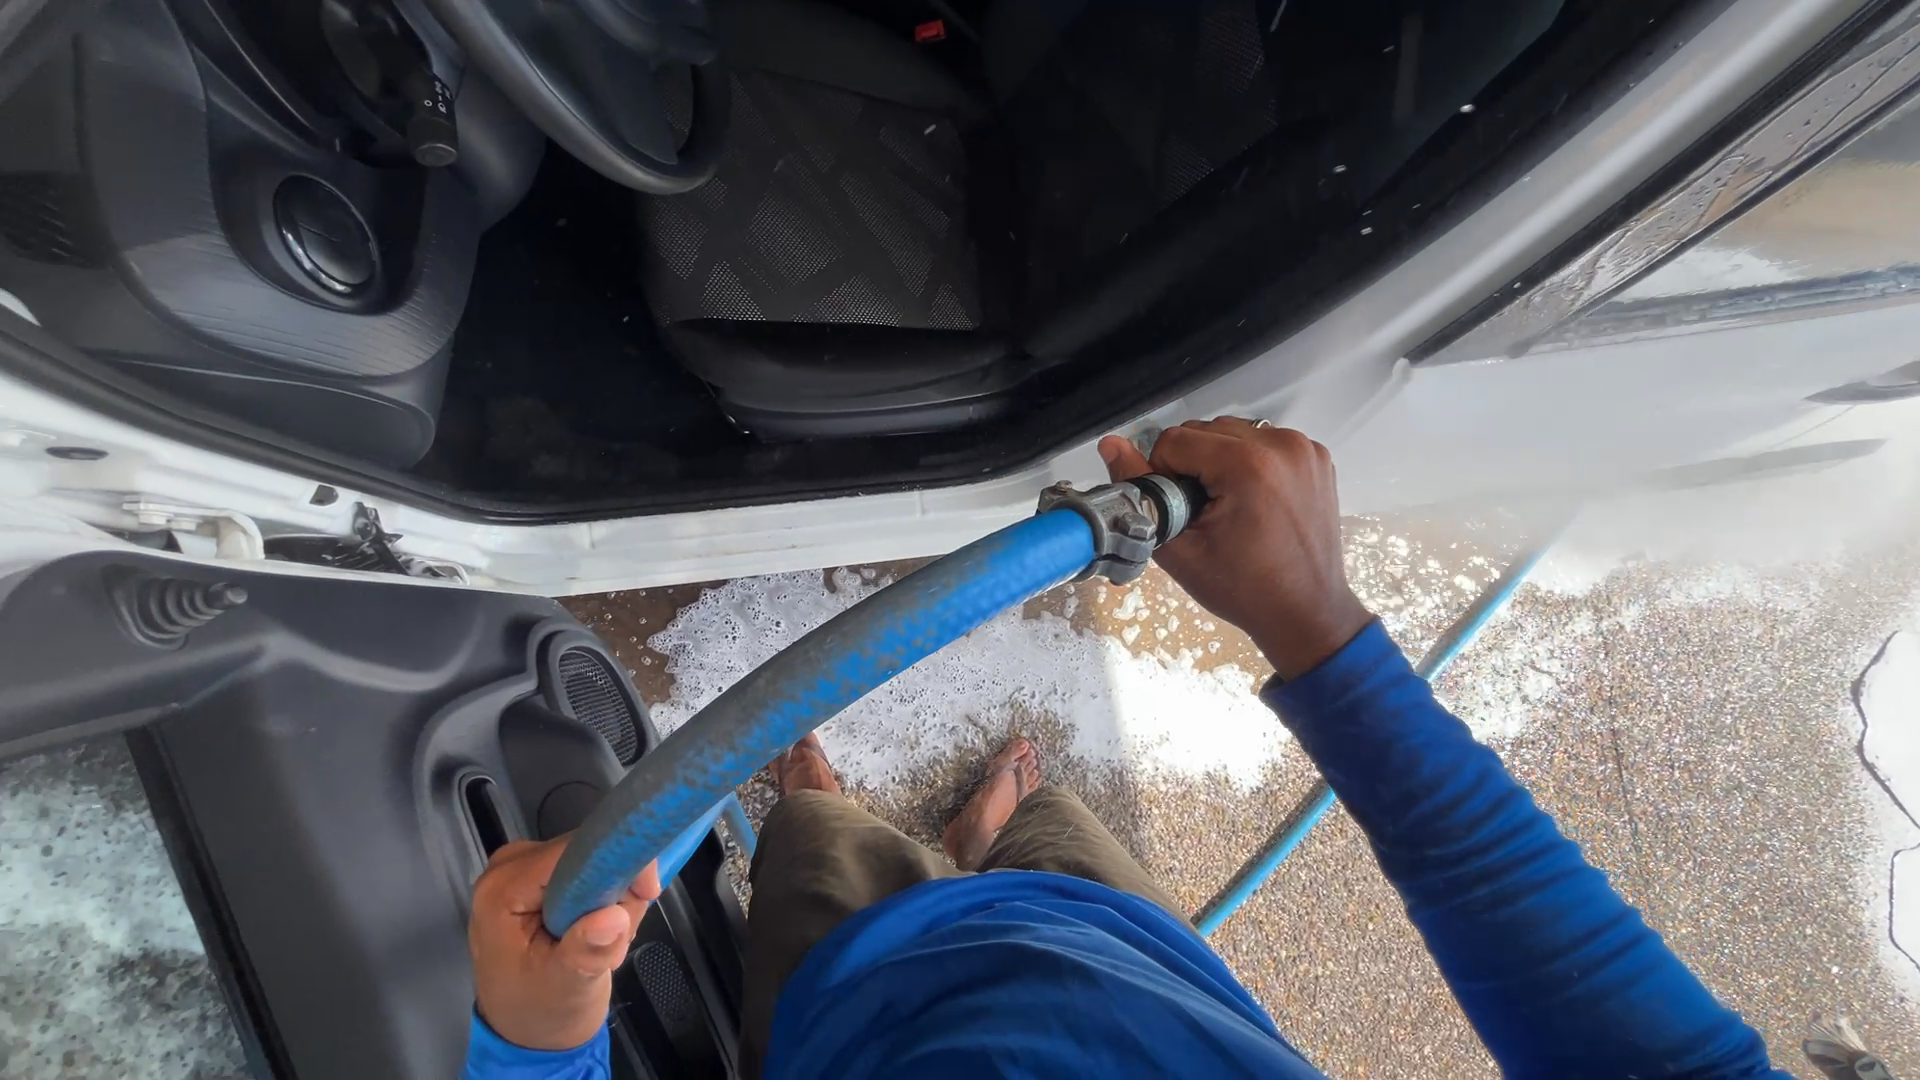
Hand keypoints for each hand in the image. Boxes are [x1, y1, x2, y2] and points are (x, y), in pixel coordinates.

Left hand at [469, 836, 660, 1050]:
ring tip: (607, 939)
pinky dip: (608, 893)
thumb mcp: (567, 986)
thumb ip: (587, 951)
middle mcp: (510, 867)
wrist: (529, 1030)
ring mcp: (526, 867)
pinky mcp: (543, 872)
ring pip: (598, 854)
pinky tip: (600, 926)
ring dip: (616, 895)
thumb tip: (611, 917)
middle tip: (619, 934)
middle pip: (589, 847)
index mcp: (503, 888)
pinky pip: (594, 863)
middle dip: (617, 887)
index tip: (646, 893)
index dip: (618, 863)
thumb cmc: (541, 1009)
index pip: (576, 848)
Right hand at [1099, 419, 1371, 678]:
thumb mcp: (1178, 546)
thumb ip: (1141, 490)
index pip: (1175, 440)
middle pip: (1204, 430)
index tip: (1178, 510)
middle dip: (1191, 465)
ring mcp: (1304, 448)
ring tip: (1226, 504)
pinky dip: (1248, 462)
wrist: (1305, 612)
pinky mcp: (1316, 456)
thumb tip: (1110, 444)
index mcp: (1248, 465)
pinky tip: (1252, 499)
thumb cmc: (1240, 588)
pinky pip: (1262, 442)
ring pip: (1232, 432)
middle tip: (1200, 511)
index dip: (1163, 473)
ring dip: (1217, 460)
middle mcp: (1281, 445)